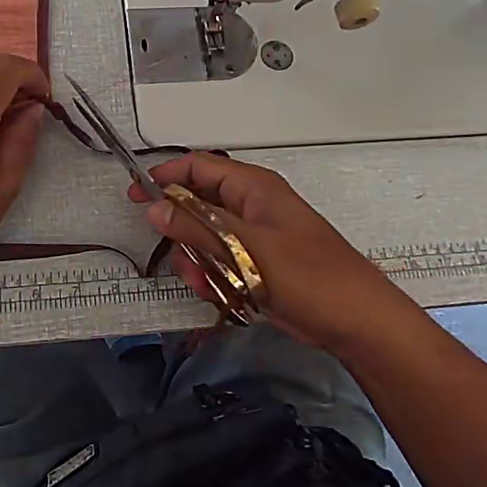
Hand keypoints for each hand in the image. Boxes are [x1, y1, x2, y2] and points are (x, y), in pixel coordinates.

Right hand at [127, 153, 427, 354]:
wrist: (351, 319)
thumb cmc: (308, 274)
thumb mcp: (246, 247)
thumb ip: (197, 226)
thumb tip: (154, 207)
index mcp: (253, 187)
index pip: (198, 167)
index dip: (165, 176)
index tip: (135, 195)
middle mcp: (250, 207)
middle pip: (195, 207)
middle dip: (185, 236)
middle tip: (188, 259)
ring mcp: (252, 239)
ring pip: (203, 242)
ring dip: (199, 264)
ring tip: (212, 284)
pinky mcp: (254, 267)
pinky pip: (219, 266)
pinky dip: (215, 280)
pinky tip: (225, 296)